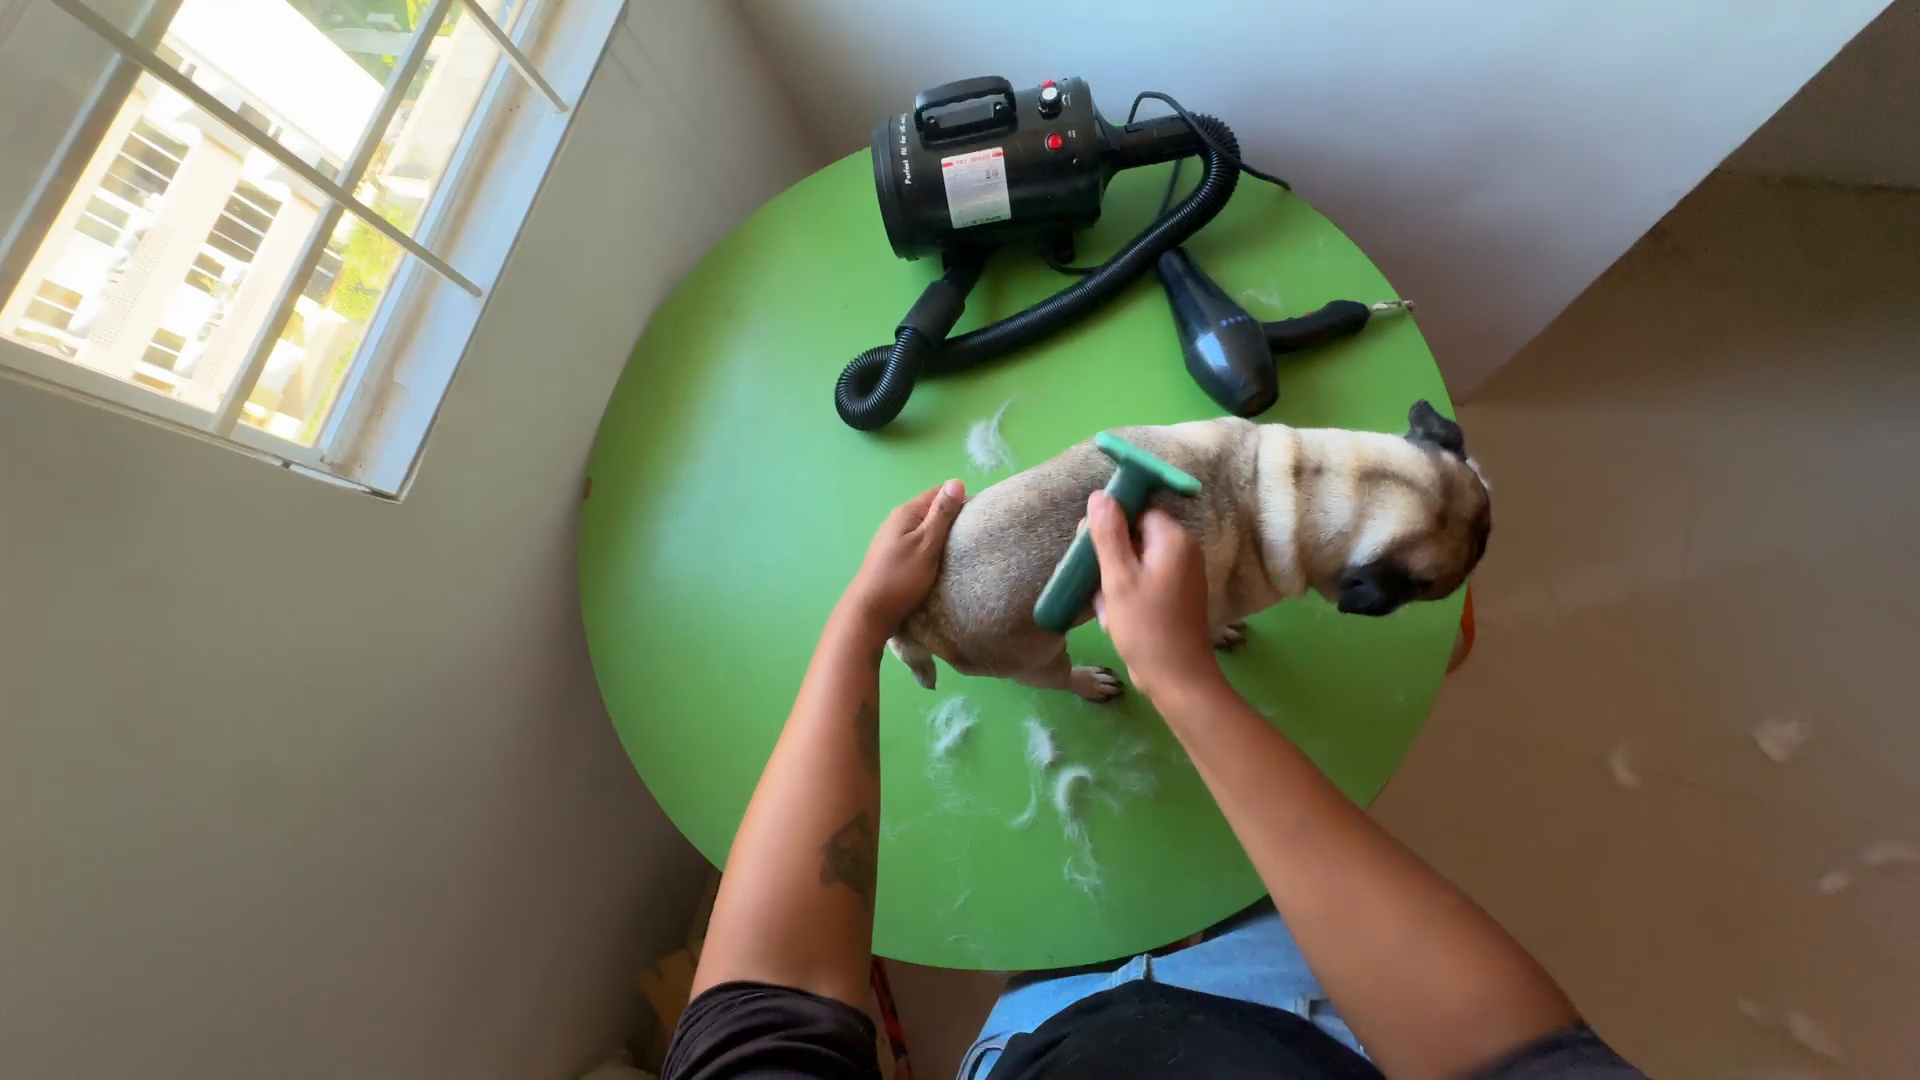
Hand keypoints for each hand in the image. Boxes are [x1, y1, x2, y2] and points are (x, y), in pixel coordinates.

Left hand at [839, 479, 966, 642]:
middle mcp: (898, 520)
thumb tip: (956, 481)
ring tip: (962, 549)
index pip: (939, 492)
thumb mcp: (927, 543)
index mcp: (906, 512)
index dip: (961, 499)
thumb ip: (942, 514)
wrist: (870, 612)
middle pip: (932, 510)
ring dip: (944, 535)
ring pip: (925, 528)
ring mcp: (893, 539)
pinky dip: (933, 547)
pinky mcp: (894, 556)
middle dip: (954, 518)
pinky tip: (942, 561)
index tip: (980, 516)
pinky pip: (919, 543)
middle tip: (975, 535)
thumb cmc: (901, 577)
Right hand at [1086, 491, 1220, 700]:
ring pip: (1135, 561)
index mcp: (1174, 540)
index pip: (1139, 510)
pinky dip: (1126, 594)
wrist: (1176, 678)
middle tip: (1094, 580)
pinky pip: (1144, 581)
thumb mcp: (1118, 578)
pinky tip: (1115, 617)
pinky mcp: (1176, 596)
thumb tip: (1101, 494)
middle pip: (1136, 535)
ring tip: (1105, 606)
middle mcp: (1184, 552)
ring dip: (1114, 580)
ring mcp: (1182, 575)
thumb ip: (1108, 534)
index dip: (1112, 523)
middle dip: (1111, 557)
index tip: (1090, 544)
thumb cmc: (1146, 626)